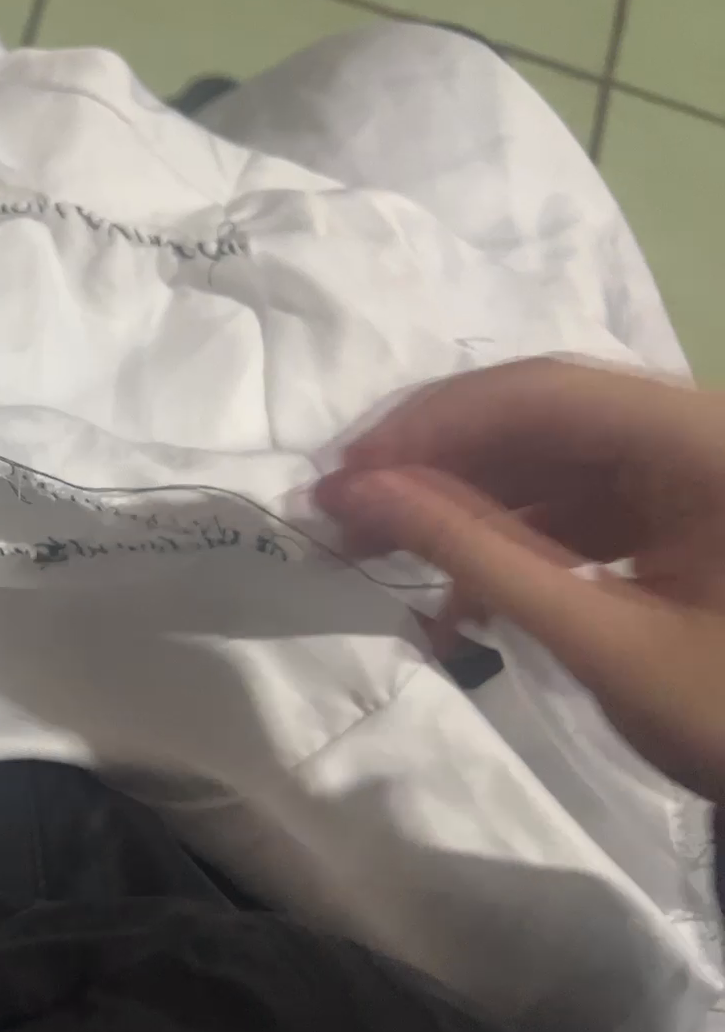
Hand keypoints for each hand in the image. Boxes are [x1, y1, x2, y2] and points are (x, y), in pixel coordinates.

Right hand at [315, 357, 724, 800]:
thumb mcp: (596, 636)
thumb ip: (466, 551)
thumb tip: (347, 492)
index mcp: (718, 450)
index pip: (544, 394)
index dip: (428, 424)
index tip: (343, 476)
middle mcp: (710, 438)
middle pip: (538, 414)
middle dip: (428, 459)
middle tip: (345, 508)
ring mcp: (699, 473)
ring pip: (544, 453)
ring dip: (451, 495)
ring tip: (376, 544)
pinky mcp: (685, 510)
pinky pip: (569, 494)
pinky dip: (499, 529)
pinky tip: (458, 582)